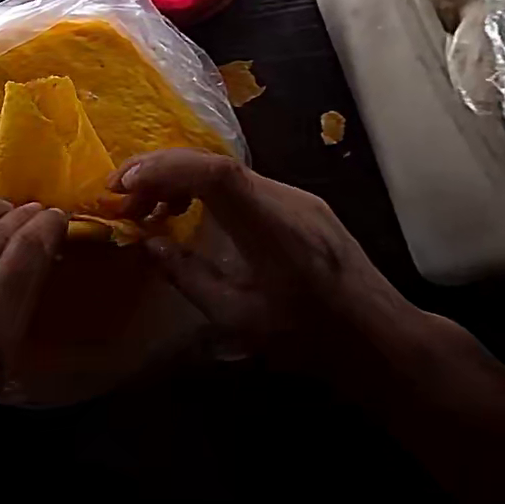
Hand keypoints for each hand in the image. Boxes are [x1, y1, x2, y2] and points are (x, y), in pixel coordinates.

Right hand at [109, 149, 418, 364]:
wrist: (383, 340)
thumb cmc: (308, 337)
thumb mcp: (236, 317)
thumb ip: (186, 275)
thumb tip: (147, 243)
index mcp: (272, 229)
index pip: (215, 174)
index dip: (163, 169)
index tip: (123, 186)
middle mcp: (286, 200)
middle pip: (212, 163)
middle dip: (157, 172)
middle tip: (121, 198)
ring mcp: (295, 198)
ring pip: (222, 170)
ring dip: (175, 180)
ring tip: (146, 209)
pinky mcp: (298, 205)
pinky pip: (237, 183)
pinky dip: (198, 188)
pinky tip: (184, 212)